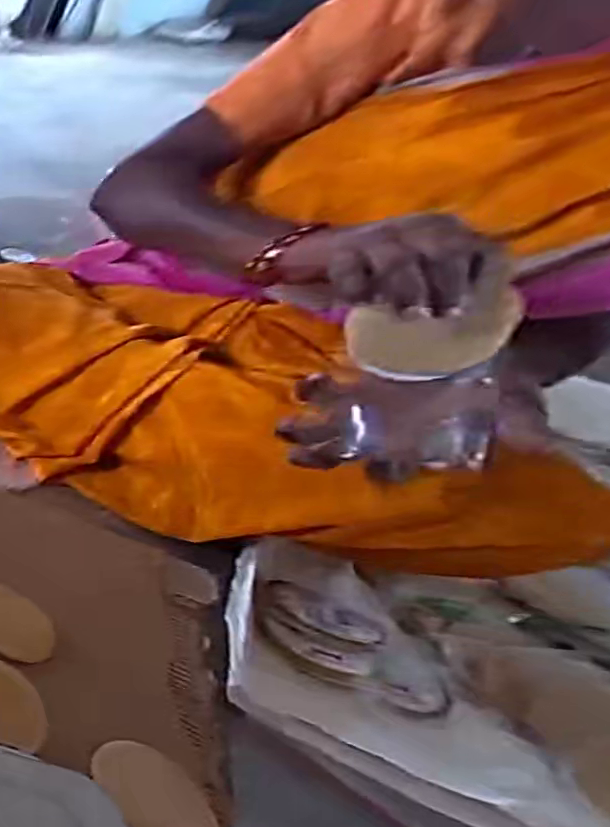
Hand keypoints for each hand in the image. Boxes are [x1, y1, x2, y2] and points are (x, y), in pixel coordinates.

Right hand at [275, 214, 505, 314]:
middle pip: (445, 253)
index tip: (472, 308)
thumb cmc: (369, 268)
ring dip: (405, 292)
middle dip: (446, 287)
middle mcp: (415, 227)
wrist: (304, 251)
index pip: (481, 249)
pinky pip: (352, 272)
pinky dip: (358, 291)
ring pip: (400, 262)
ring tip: (404, 316)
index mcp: (444, 229)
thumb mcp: (415, 266)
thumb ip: (443, 278)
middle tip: (440, 316)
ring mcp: (373, 236)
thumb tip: (472, 306)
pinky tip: (360, 305)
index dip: (482, 278)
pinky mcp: (337, 251)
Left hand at [276, 366, 546, 482]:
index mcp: (408, 448)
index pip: (391, 471)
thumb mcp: (514, 407)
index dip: (383, 474)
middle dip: (314, 457)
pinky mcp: (347, 386)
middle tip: (297, 457)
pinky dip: (312, 389)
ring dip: (298, 428)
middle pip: (335, 453)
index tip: (377, 471)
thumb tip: (540, 445)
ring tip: (285, 426)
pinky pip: (320, 391)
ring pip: (316, 427)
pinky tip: (314, 381)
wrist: (477, 353)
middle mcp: (374, 435)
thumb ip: (519, 427)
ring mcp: (355, 411)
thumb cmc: (493, 389)